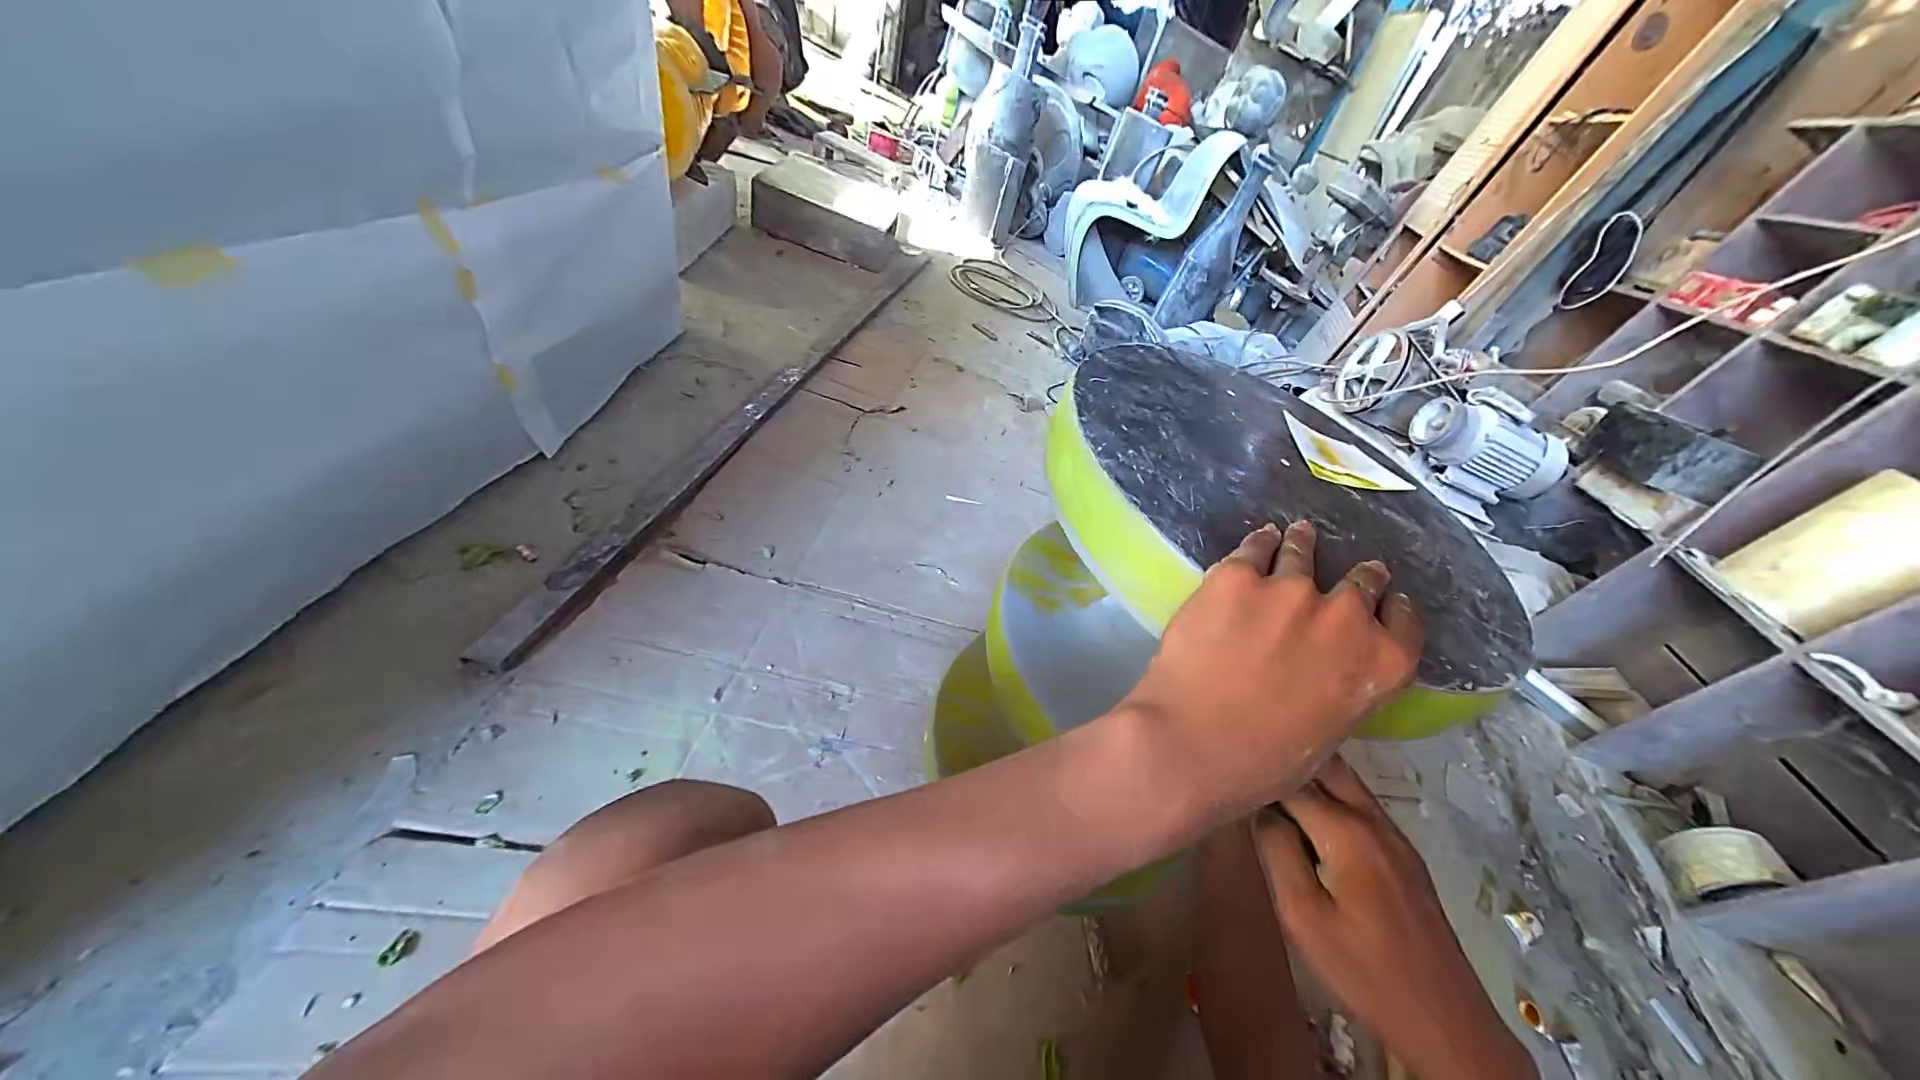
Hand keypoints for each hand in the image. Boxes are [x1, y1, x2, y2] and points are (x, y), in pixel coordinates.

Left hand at [1120, 520, 1422, 811]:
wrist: (1192, 742)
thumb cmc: (1260, 760)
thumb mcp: (1325, 733)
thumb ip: (1337, 689)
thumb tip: (1322, 674)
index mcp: (1379, 665)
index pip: (1403, 622)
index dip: (1393, 608)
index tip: (1388, 598)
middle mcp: (1344, 617)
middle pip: (1360, 584)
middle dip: (1359, 577)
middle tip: (1356, 569)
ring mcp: (1288, 590)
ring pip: (1302, 555)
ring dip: (1303, 544)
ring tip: (1300, 533)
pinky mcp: (1236, 577)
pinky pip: (1253, 549)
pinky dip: (1259, 543)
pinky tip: (1259, 538)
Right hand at [1256, 757, 1535, 1079]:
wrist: (1444, 1021)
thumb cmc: (1363, 970)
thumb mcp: (1301, 915)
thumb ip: (1276, 850)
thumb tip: (1258, 808)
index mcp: (1347, 831)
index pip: (1292, 780)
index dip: (1259, 772)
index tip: (1228, 772)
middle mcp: (1374, 820)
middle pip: (1326, 765)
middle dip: (1287, 757)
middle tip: (1248, 767)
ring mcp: (1395, 836)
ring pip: (1345, 781)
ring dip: (1308, 774)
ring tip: (1268, 784)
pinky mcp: (1403, 855)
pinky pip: (1359, 804)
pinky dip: (1329, 795)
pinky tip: (1306, 817)